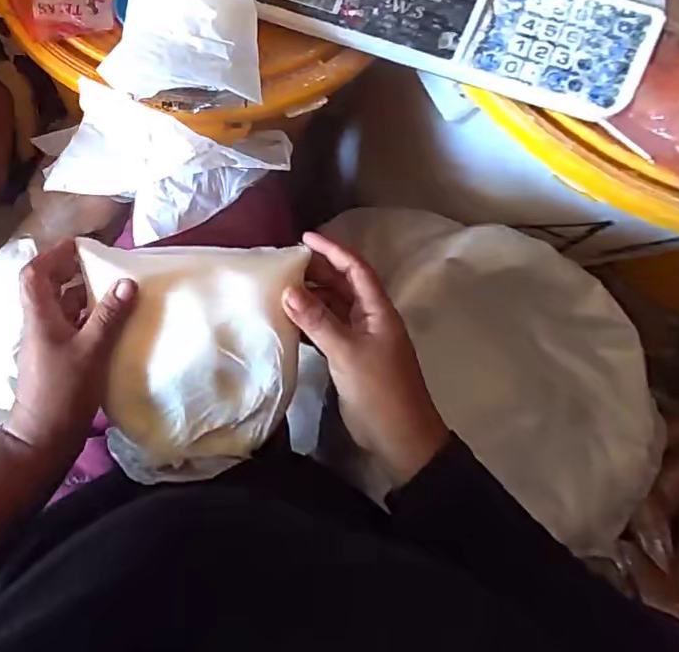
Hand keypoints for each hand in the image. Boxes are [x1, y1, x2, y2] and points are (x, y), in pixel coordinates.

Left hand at [3, 240, 136, 456]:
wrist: (43, 439)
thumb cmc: (62, 392)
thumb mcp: (90, 351)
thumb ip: (108, 316)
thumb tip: (127, 281)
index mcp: (39, 314)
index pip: (36, 272)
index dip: (54, 254)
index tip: (81, 245)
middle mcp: (39, 322)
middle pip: (48, 285)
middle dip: (72, 270)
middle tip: (102, 263)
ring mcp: (47, 339)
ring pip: (62, 305)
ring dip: (82, 293)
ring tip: (112, 286)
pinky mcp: (57, 355)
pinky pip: (71, 324)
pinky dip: (87, 316)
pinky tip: (111, 319)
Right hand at [283, 231, 448, 485]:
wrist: (400, 440)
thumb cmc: (380, 390)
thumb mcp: (346, 352)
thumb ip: (317, 320)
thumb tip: (288, 290)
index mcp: (378, 311)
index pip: (355, 270)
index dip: (332, 250)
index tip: (304, 238)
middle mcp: (369, 318)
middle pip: (342, 284)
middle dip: (315, 270)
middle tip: (282, 262)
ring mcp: (359, 337)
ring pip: (331, 305)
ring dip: (308, 294)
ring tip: (278, 285)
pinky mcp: (348, 355)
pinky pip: (325, 326)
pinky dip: (306, 318)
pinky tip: (286, 317)